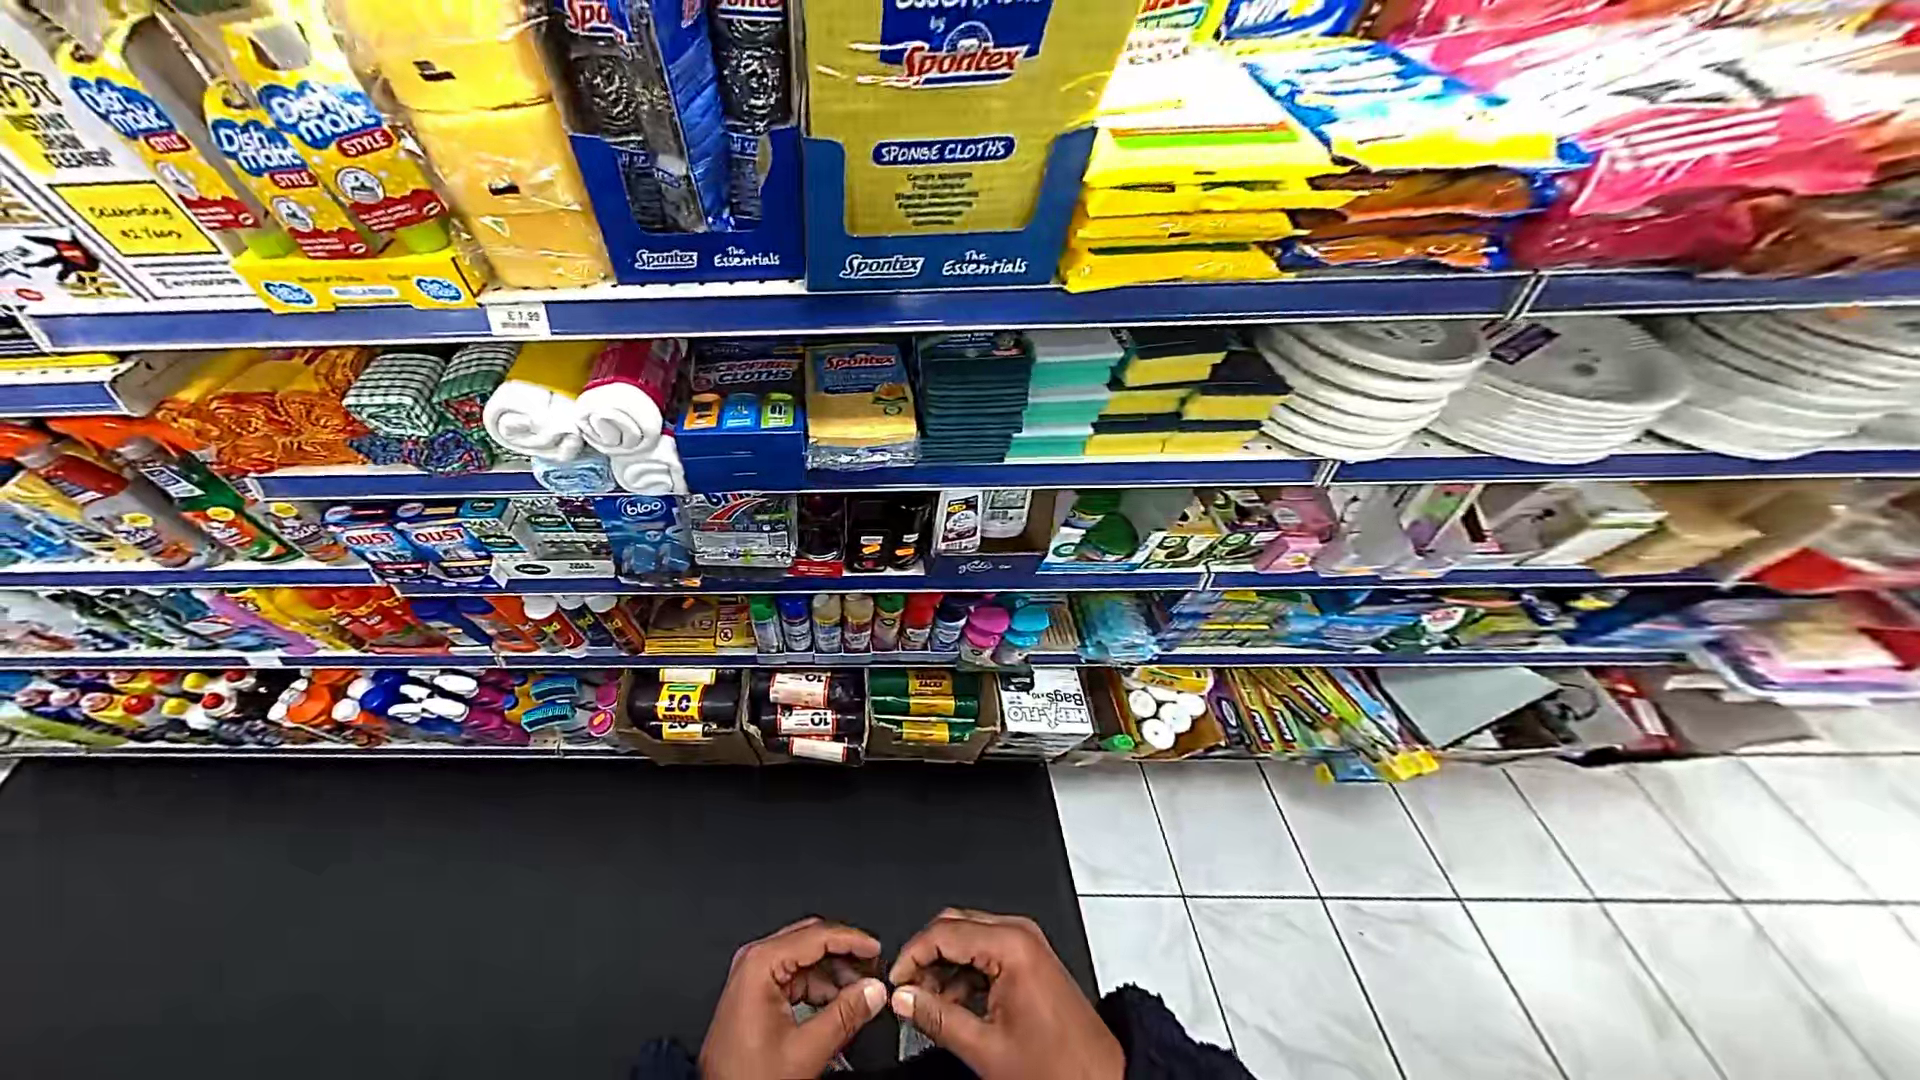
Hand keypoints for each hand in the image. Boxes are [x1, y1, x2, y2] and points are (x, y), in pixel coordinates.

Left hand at [700, 917, 887, 1079]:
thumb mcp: (804, 1051)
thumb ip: (845, 1015)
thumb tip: (873, 991)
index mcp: (761, 963)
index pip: (819, 935)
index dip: (853, 941)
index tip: (875, 949)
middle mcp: (755, 960)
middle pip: (812, 941)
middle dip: (845, 956)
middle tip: (872, 969)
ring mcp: (753, 974)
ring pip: (806, 958)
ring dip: (834, 973)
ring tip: (858, 992)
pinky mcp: (756, 990)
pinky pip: (796, 975)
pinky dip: (819, 986)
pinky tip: (837, 1003)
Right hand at [888, 909, 1123, 1079]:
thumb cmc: (1059, 1067)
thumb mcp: (985, 1048)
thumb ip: (937, 1017)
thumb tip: (904, 998)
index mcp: (1010, 944)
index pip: (943, 931)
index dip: (911, 955)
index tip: (895, 982)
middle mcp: (1019, 933)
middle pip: (954, 926)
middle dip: (926, 957)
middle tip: (907, 992)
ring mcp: (1025, 942)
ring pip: (968, 936)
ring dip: (943, 966)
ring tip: (928, 1005)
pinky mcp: (1028, 956)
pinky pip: (985, 949)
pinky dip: (964, 971)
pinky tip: (953, 1004)